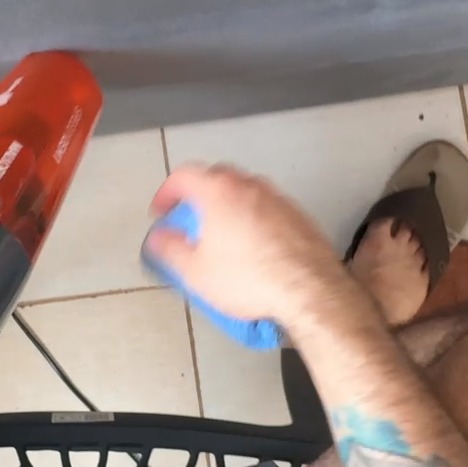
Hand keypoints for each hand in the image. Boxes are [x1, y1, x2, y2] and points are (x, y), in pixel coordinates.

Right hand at [143, 163, 351, 329]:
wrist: (309, 290)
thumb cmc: (251, 279)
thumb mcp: (194, 271)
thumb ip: (169, 249)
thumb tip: (158, 238)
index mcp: (219, 191)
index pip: (183, 176)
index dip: (166, 193)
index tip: (162, 211)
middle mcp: (250, 186)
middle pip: (216, 178)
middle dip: (198, 197)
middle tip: (189, 220)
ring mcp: (278, 198)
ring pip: (245, 193)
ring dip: (228, 208)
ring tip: (221, 237)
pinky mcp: (299, 216)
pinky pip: (268, 210)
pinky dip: (254, 221)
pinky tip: (253, 249)